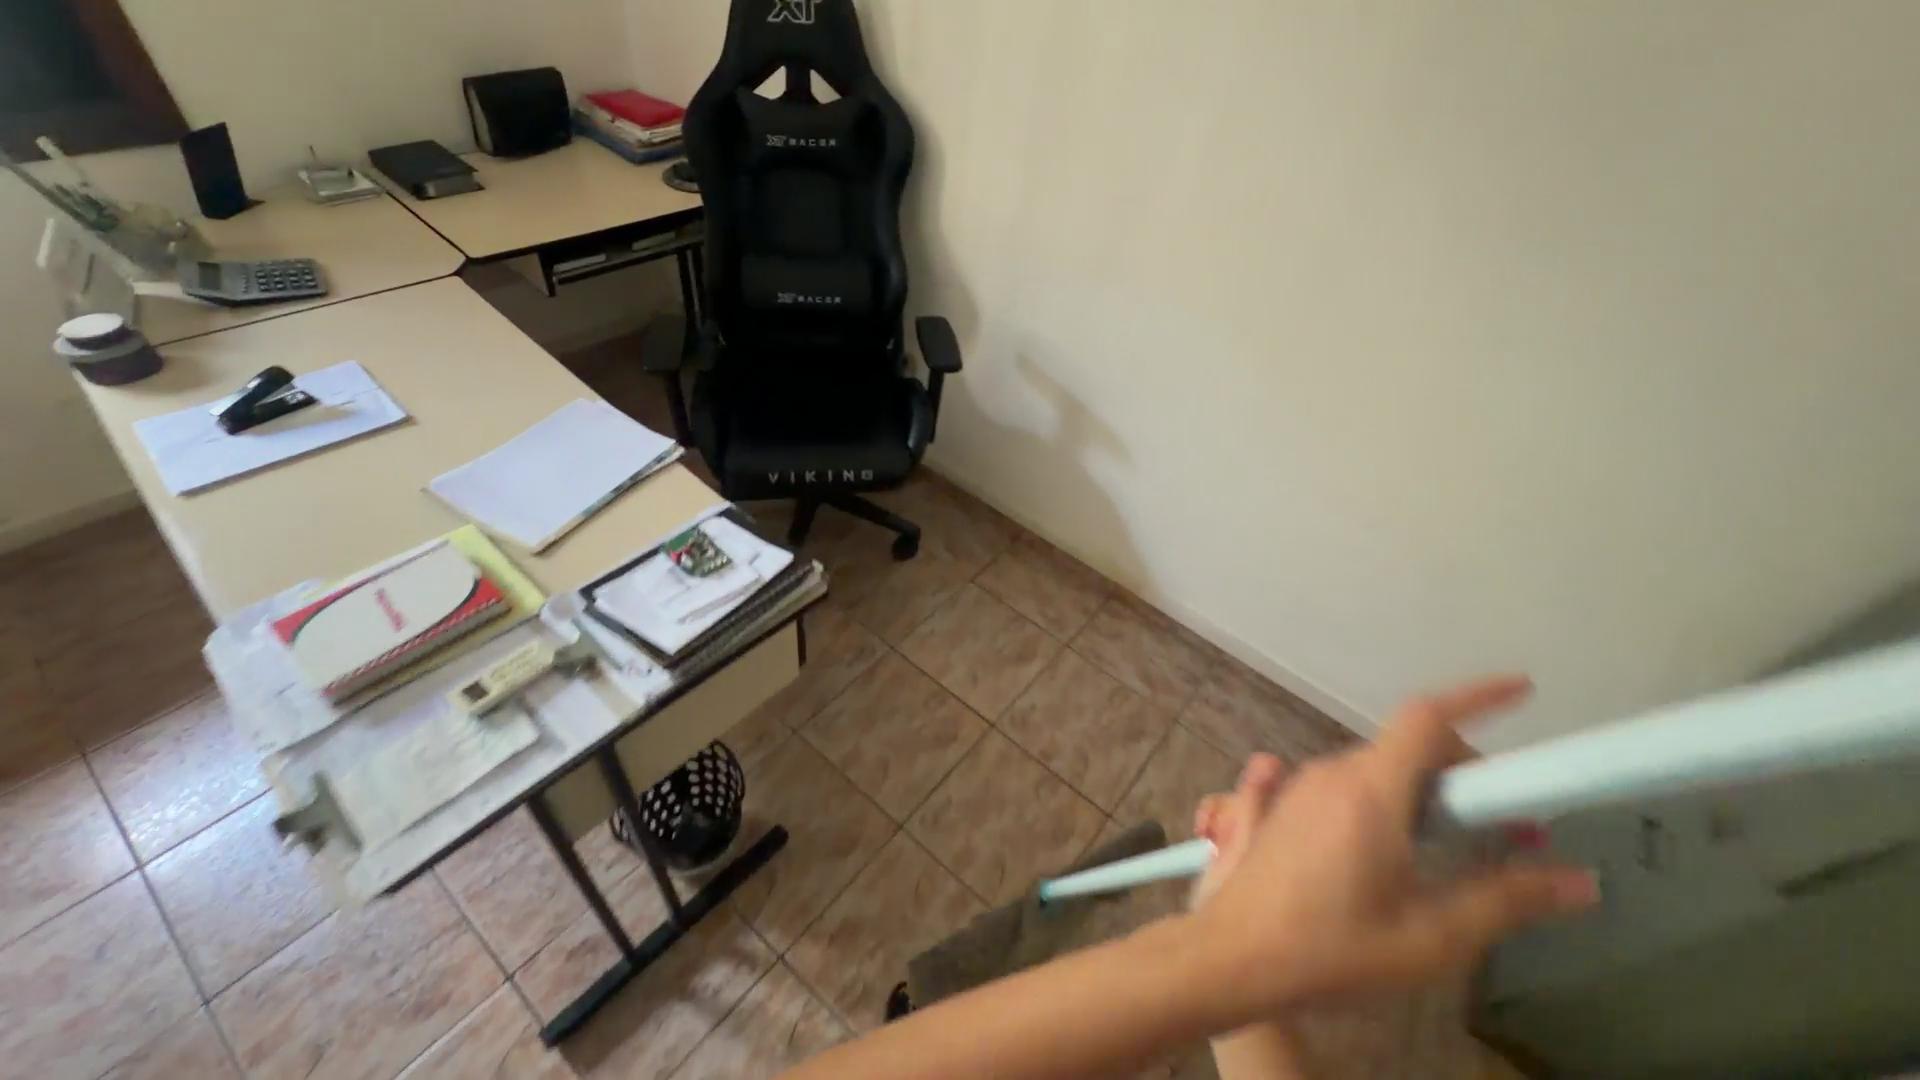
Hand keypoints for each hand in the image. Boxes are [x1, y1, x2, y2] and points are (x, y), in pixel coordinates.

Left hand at [1187, 676, 1599, 1021]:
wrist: (1233, 956)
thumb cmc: (1333, 949)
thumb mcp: (1431, 936)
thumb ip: (1507, 900)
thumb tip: (1582, 880)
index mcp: (1370, 790)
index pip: (1427, 717)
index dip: (1477, 697)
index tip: (1521, 691)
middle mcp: (1332, 773)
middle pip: (1408, 745)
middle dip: (1463, 771)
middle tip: (1505, 827)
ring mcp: (1300, 786)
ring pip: (1377, 767)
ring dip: (1422, 789)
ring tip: (1454, 844)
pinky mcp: (1282, 805)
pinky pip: (1345, 784)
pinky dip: (1384, 796)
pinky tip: (1396, 844)